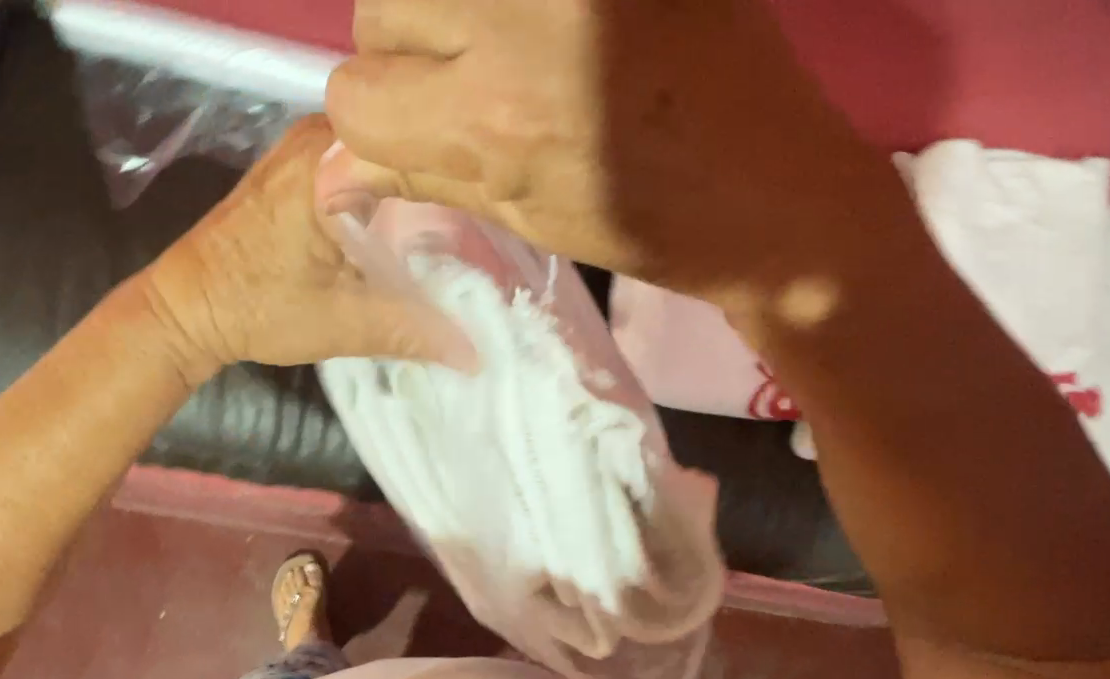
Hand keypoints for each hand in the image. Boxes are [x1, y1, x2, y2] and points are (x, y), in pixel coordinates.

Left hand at [138, 115, 458, 384]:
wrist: (188, 308)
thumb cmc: (256, 310)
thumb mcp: (342, 324)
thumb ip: (413, 332)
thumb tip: (476, 355)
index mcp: (330, 163)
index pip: (419, 160)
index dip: (460, 196)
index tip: (488, 233)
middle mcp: (318, 136)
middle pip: (404, 155)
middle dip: (440, 197)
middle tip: (477, 239)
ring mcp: (304, 144)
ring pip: (383, 161)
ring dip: (413, 197)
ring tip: (449, 237)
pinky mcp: (296, 165)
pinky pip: (359, 168)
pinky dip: (384, 196)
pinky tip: (406, 231)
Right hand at [321, 0, 927, 331]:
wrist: (772, 185)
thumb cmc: (647, 226)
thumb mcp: (526, 215)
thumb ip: (425, 172)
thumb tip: (338, 166)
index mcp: (493, 114)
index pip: (356, 94)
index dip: (379, 120)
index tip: (419, 129)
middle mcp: (521, 21)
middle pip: (384, 6)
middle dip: (409, 51)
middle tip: (472, 83)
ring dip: (452, 10)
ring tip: (519, 49)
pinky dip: (513, 6)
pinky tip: (556, 35)